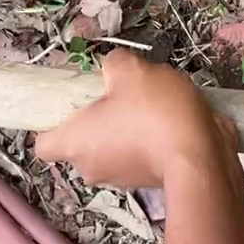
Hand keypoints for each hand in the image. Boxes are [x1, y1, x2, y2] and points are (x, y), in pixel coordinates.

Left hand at [34, 51, 236, 188]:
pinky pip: (139, 154)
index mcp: (75, 143)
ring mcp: (120, 178)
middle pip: (82, 141)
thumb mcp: (132, 70)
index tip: (75, 103)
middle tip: (123, 93)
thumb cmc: (154, 114)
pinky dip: (150, 139)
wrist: (200, 156)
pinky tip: (171, 119)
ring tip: (155, 102)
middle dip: (100, 117)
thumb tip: (113, 68)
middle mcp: (90, 167)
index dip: (53, 122)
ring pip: (113, 146)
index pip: (43, 143)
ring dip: (128, 126)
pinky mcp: (147, 180)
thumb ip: (114, 63)